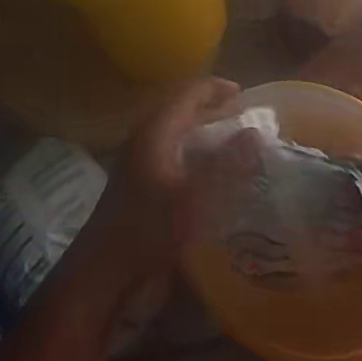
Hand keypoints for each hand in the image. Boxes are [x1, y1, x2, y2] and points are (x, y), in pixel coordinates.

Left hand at [66, 77, 240, 293]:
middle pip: (181, 111)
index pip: (187, 93)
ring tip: (235, 145)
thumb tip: (255, 133)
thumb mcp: (193, 197)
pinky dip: (196, 156)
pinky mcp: (142, 185)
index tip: (245, 95)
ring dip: (204, 133)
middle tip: (245, 119)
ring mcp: (141, 162)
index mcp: (155, 130)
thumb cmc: (148, 228)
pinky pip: (174, 156)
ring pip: (177, 134)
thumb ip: (226, 164)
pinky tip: (213, 177)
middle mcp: (146, 139)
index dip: (215, 88)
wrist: (106, 272)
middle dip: (212, 110)